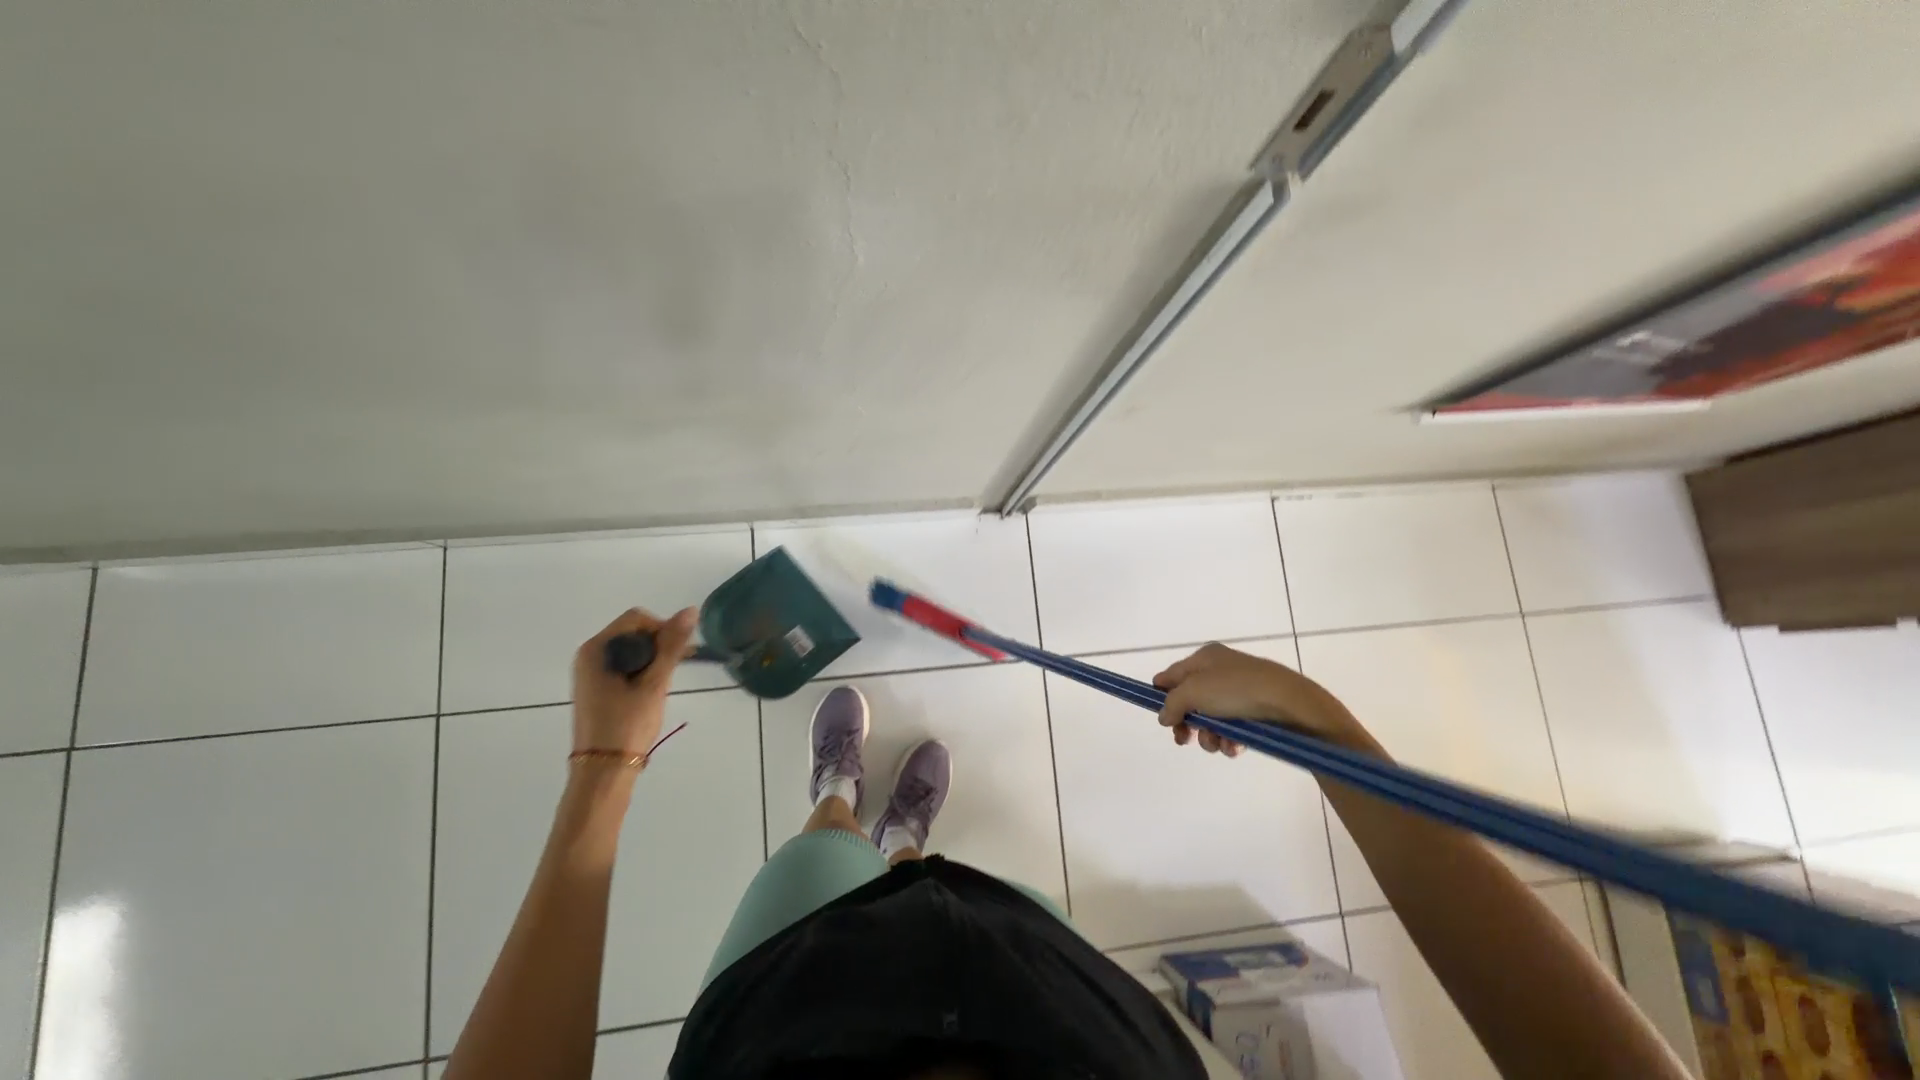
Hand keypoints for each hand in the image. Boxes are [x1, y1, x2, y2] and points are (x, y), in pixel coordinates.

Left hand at [571, 607, 696, 755]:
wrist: (603, 771)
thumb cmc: (627, 724)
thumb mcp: (654, 683)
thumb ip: (671, 645)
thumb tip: (691, 610)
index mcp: (596, 649)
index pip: (637, 619)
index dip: (663, 630)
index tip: (678, 656)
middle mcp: (588, 655)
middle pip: (632, 633)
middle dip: (658, 647)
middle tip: (672, 673)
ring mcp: (590, 673)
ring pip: (630, 651)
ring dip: (651, 662)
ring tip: (660, 687)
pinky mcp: (595, 688)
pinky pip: (623, 667)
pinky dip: (640, 673)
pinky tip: (648, 695)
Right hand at [1151, 643, 1376, 756]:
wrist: (1291, 703)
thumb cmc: (1237, 690)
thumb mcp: (1194, 692)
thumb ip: (1171, 704)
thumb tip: (1164, 717)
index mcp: (1205, 658)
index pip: (1172, 674)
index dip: (1162, 695)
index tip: (1161, 717)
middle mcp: (1221, 671)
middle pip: (1190, 701)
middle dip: (1186, 723)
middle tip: (1184, 740)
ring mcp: (1239, 693)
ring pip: (1211, 719)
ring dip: (1209, 736)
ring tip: (1218, 743)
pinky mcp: (1256, 713)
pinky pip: (1232, 729)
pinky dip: (1229, 740)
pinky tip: (1234, 746)